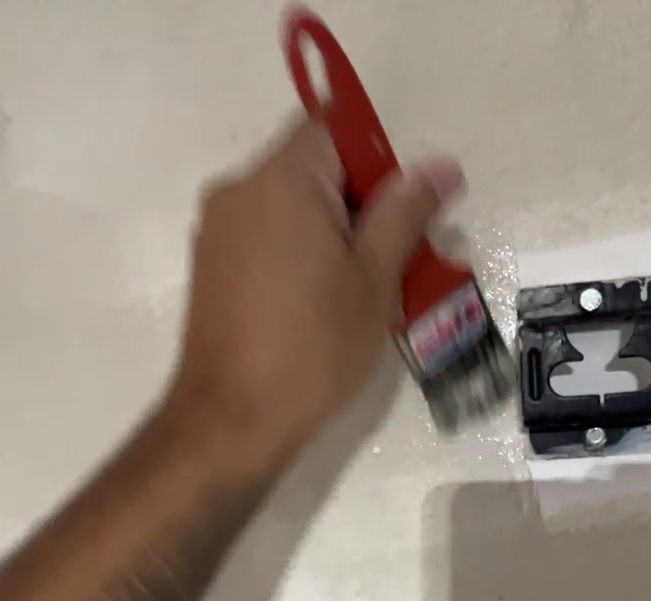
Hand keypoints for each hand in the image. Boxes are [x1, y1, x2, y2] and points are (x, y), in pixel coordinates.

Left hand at [166, 117, 464, 464]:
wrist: (232, 420)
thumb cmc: (313, 349)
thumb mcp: (374, 281)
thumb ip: (406, 214)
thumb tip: (441, 167)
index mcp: (282, 178)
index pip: (337, 129)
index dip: (379, 164)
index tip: (401, 219)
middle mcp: (238, 189)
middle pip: (313, 170)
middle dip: (360, 207)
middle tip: (392, 266)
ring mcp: (216, 230)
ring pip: (290, 209)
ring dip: (331, 237)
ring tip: (357, 296)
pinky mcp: (209, 268)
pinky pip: (265, 240)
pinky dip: (298, 258)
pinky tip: (317, 310)